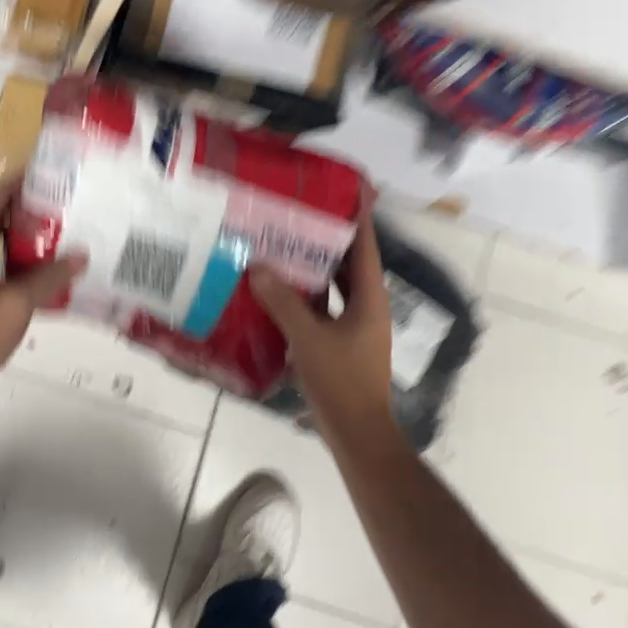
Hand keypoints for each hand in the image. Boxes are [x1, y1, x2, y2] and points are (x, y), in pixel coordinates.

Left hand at [0, 174, 86, 396]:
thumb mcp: (19, 302)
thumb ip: (49, 277)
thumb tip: (80, 256)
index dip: (6, 191)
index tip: (28, 175)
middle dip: (9, 212)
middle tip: (40, 202)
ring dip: (10, 238)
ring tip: (41, 232)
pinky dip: (11, 265)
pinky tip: (34, 273)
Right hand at [248, 189, 399, 447]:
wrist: (357, 435)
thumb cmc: (342, 382)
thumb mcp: (308, 338)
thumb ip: (283, 302)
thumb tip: (258, 266)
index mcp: (369, 301)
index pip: (365, 250)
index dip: (358, 220)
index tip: (348, 191)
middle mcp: (366, 310)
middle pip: (348, 266)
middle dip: (326, 241)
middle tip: (297, 215)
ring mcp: (353, 330)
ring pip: (332, 289)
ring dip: (311, 270)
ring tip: (280, 246)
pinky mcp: (338, 347)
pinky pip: (320, 311)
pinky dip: (302, 298)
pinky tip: (274, 291)